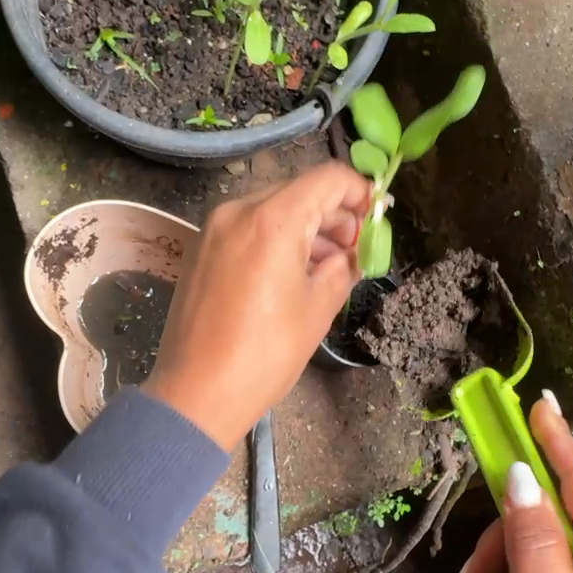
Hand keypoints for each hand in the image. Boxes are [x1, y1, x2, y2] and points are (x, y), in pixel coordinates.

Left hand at [142, 162, 368, 449]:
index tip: (376, 219)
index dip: (360, 193)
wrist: (196, 394)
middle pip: (298, 191)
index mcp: (272, 219)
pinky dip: (275, 240)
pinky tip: (291, 274)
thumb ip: (343, 266)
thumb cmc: (264, 354)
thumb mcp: (317, 309)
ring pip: (271, 209)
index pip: (328, 179)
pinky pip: (247, 229)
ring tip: (327, 267)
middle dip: (333, 215)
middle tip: (354, 250)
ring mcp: (212, 229)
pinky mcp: (199, 250)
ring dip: (305, 229)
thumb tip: (352, 251)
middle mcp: (237, 211)